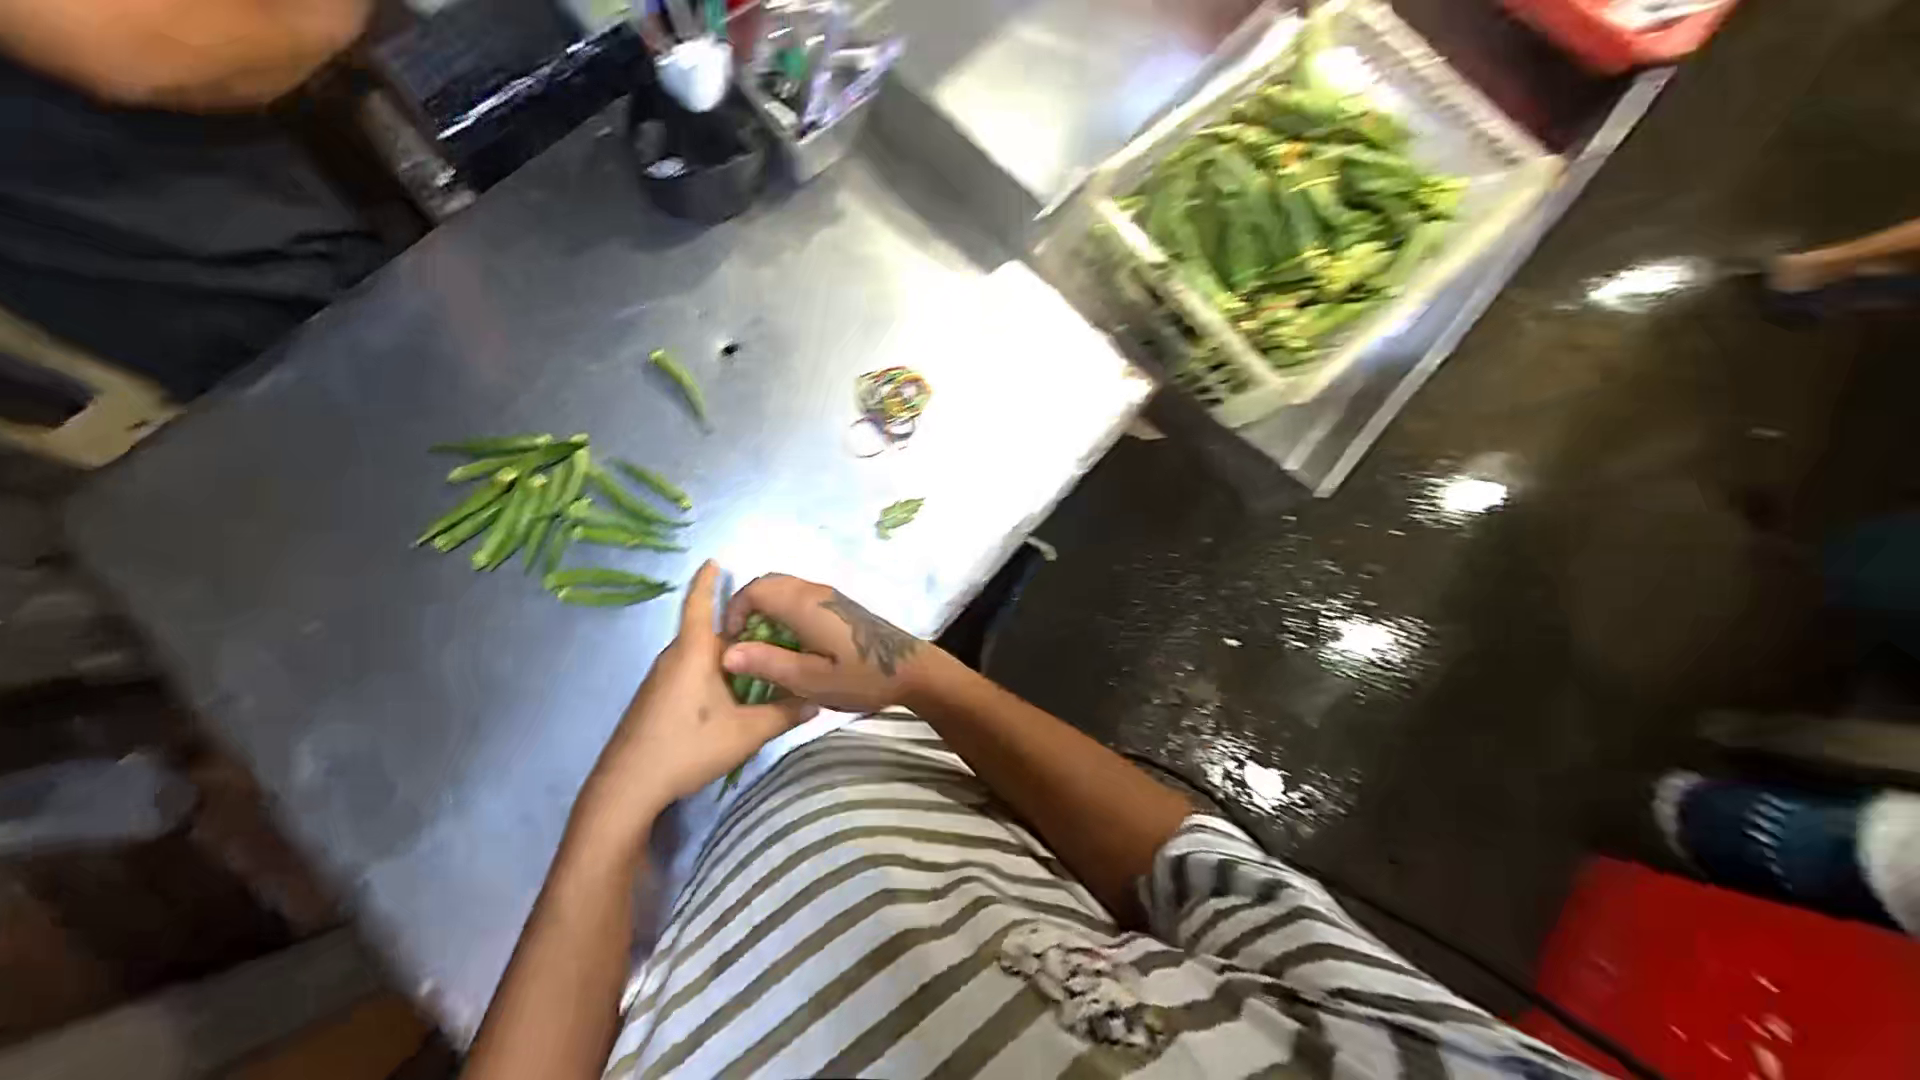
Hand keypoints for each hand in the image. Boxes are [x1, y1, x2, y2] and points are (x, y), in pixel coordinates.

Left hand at [570, 561, 813, 851]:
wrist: (627, 788)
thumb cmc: (687, 746)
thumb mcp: (747, 732)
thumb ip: (785, 713)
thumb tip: (817, 700)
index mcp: (694, 653)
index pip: (700, 604)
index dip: (708, 580)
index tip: (715, 560)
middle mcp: (674, 658)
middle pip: (708, 632)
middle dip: (737, 627)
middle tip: (773, 628)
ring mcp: (661, 679)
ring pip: (700, 655)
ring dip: (727, 654)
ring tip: (759, 661)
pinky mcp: (655, 699)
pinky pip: (690, 672)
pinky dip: (713, 671)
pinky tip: (731, 694)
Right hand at [721, 573, 951, 712]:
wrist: (912, 670)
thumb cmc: (861, 677)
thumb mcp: (811, 680)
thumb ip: (768, 663)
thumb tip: (726, 652)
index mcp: (805, 604)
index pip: (755, 590)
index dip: (734, 612)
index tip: (731, 643)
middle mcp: (815, 591)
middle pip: (768, 583)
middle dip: (747, 608)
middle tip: (743, 643)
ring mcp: (830, 596)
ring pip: (785, 588)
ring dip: (766, 609)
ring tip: (762, 645)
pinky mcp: (840, 605)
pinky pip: (800, 597)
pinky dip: (783, 611)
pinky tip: (789, 642)